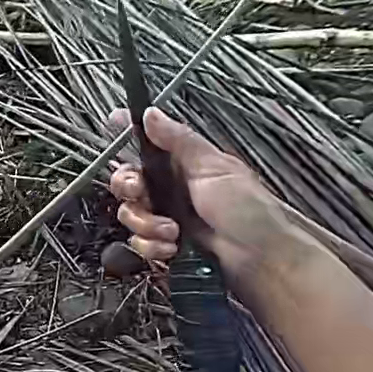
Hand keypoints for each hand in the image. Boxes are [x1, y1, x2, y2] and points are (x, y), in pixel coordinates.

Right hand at [106, 107, 299, 280]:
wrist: (259, 257)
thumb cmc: (247, 209)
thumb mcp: (213, 167)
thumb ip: (178, 140)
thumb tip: (151, 114)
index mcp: (183, 164)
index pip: (147, 145)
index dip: (126, 136)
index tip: (113, 125)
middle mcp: (171, 189)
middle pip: (127, 183)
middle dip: (129, 189)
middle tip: (140, 193)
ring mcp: (167, 217)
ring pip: (131, 215)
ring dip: (146, 224)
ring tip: (172, 230)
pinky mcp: (167, 245)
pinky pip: (141, 243)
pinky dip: (154, 246)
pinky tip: (173, 247)